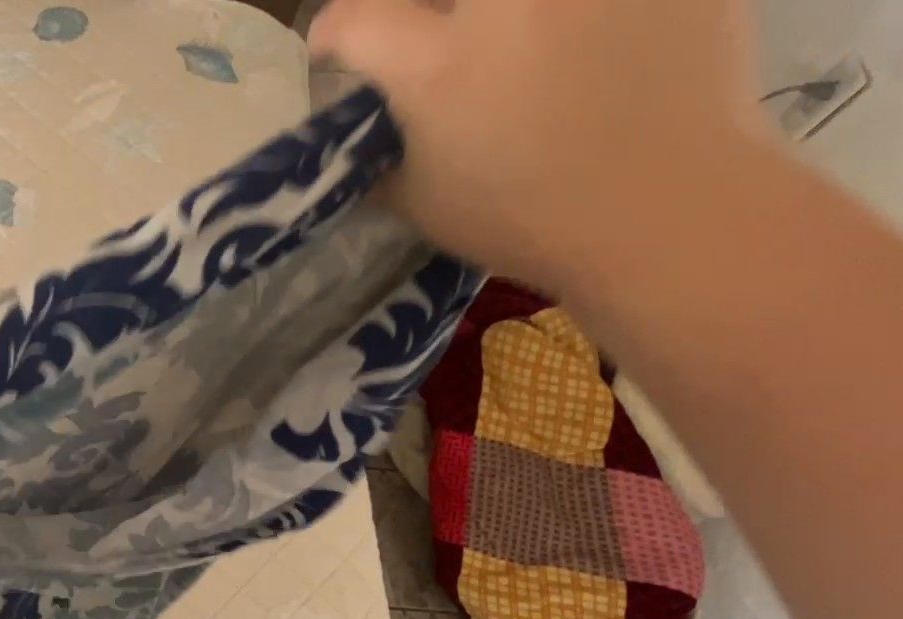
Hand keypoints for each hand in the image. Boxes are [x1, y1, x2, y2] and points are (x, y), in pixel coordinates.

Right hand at [311, 0, 774, 287]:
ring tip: (509, 36)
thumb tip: (364, 135)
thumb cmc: (524, 218)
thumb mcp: (421, 203)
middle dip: (412, 7)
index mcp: (436, 66)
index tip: (332, 45)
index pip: (357, 19)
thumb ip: (381, 157)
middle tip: (423, 30)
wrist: (664, 208)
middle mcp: (506, 2)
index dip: (333, 30)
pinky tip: (577, 37)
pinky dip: (575, 14)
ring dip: (496, 17)